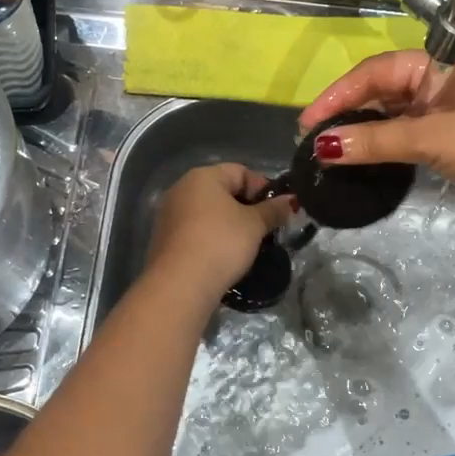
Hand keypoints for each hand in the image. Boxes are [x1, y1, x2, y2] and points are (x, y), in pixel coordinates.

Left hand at [146, 163, 293, 293]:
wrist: (180, 284)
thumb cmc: (221, 243)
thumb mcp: (254, 225)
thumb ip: (274, 210)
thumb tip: (291, 200)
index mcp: (202, 176)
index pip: (240, 171)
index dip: (263, 188)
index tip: (277, 210)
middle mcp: (181, 188)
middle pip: (222, 191)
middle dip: (246, 207)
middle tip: (265, 228)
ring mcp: (169, 214)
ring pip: (208, 212)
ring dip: (229, 224)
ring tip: (247, 244)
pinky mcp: (164, 239)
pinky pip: (195, 230)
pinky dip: (211, 238)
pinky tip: (224, 255)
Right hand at [299, 52, 454, 210]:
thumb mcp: (431, 139)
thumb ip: (375, 141)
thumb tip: (321, 147)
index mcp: (440, 64)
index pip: (377, 71)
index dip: (340, 93)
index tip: (309, 122)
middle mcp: (440, 82)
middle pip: (381, 90)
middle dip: (347, 112)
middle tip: (313, 139)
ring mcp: (445, 112)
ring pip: (392, 115)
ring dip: (363, 131)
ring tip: (331, 151)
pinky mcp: (450, 140)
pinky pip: (405, 136)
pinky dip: (382, 146)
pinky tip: (363, 159)